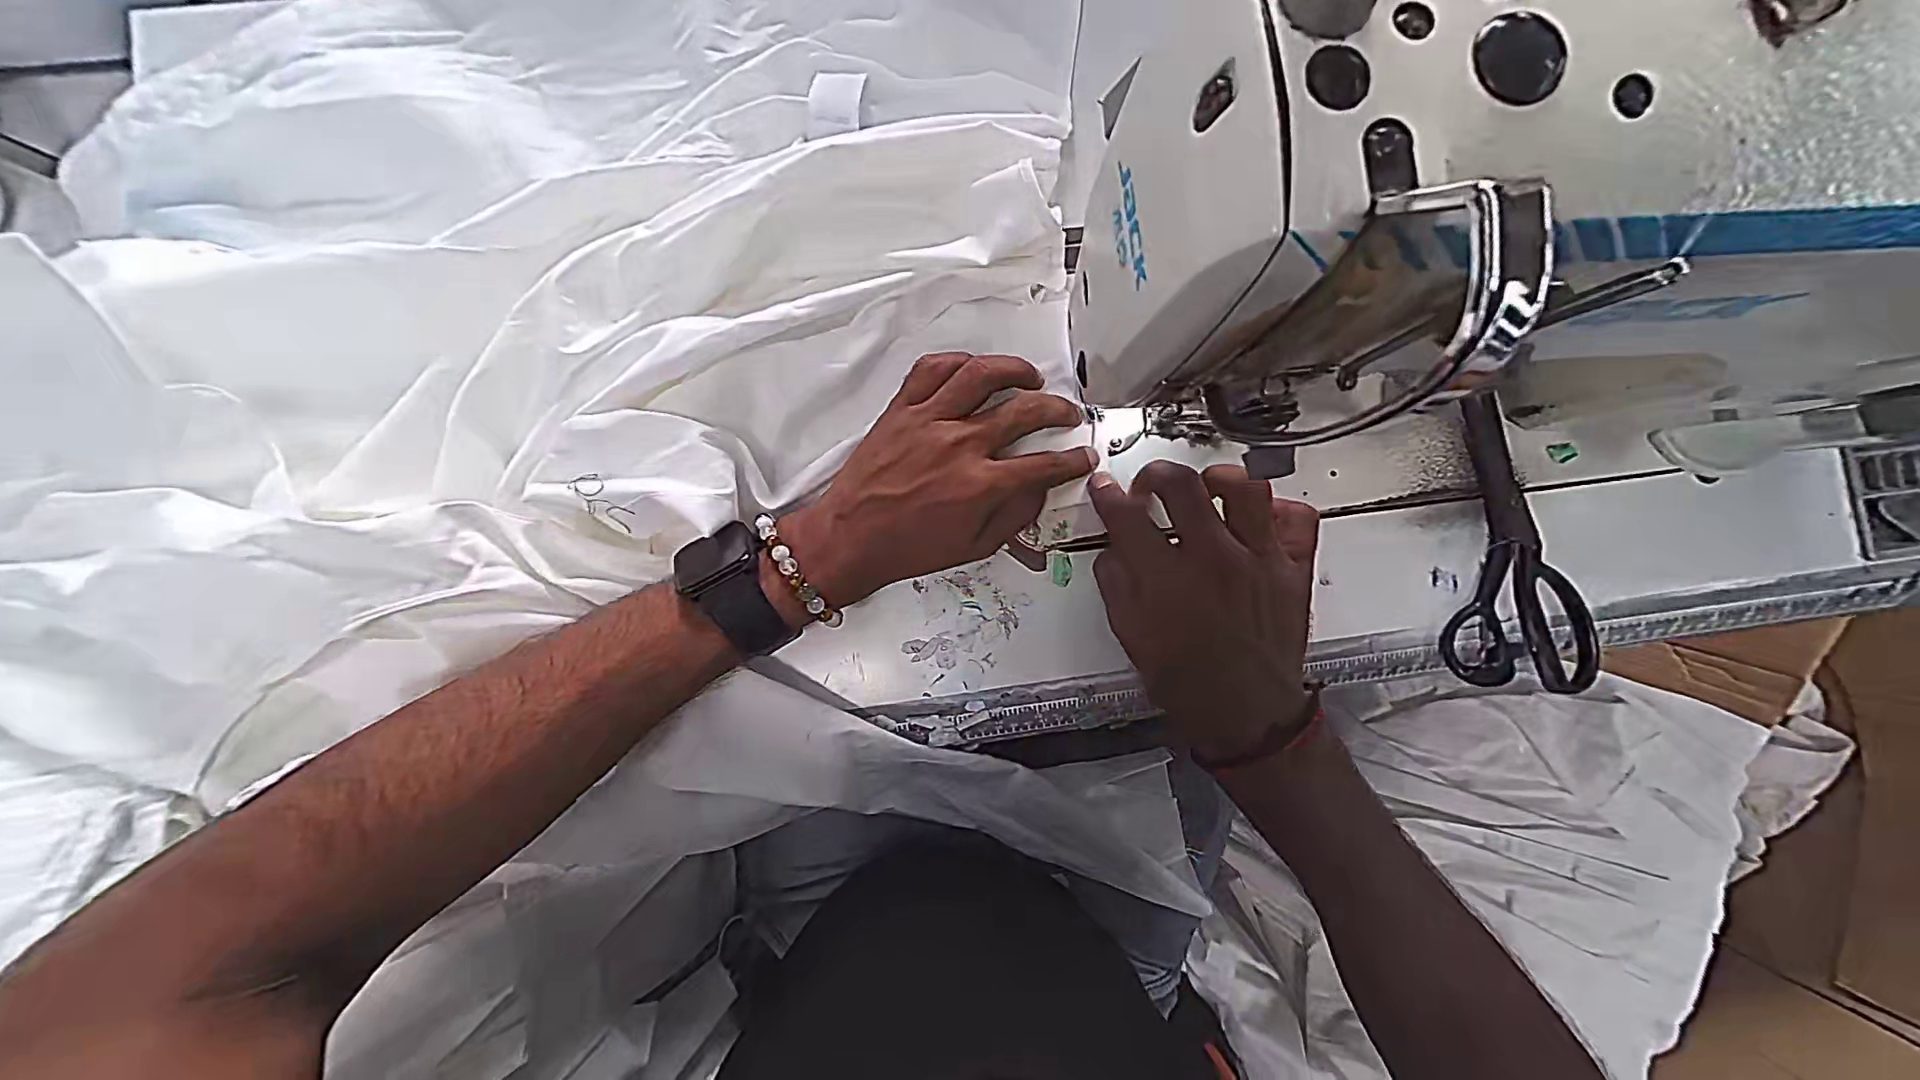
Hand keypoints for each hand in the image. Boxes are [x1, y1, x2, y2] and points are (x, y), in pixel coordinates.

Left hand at [774, 353, 1094, 611]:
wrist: (850, 539)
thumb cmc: (904, 546)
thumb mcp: (973, 546)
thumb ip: (1013, 516)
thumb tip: (1038, 491)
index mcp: (979, 485)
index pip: (1044, 464)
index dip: (1072, 460)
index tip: (1079, 456)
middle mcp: (958, 446)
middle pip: (1025, 410)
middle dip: (1058, 410)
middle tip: (1065, 414)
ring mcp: (928, 422)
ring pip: (982, 374)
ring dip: (1015, 370)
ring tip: (1029, 376)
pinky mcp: (901, 411)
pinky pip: (932, 369)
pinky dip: (958, 361)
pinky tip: (972, 368)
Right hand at [1088, 462, 1320, 759]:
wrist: (1245, 714)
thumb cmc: (1191, 683)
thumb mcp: (1132, 636)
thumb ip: (1116, 586)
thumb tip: (1112, 554)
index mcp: (1167, 578)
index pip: (1127, 516)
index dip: (1108, 495)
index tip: (1105, 489)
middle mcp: (1213, 561)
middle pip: (1181, 485)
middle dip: (1155, 475)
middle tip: (1149, 485)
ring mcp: (1258, 562)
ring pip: (1244, 488)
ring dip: (1217, 480)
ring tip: (1206, 488)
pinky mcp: (1292, 571)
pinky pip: (1297, 518)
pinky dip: (1278, 508)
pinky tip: (1258, 516)